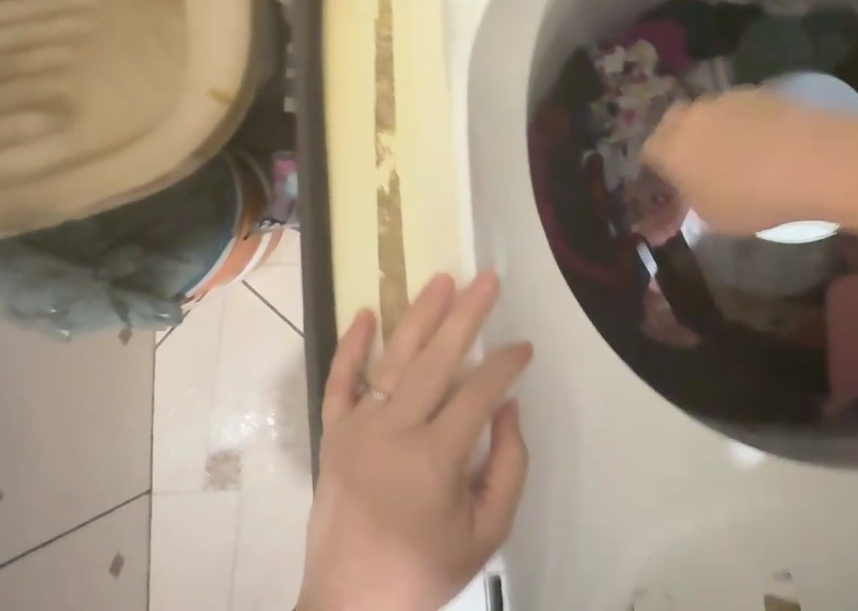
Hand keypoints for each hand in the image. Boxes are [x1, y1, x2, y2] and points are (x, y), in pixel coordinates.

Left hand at [304, 272, 533, 610]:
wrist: (349, 605)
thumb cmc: (424, 569)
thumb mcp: (487, 531)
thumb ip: (508, 465)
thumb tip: (506, 405)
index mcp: (434, 458)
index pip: (479, 392)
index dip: (507, 364)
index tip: (525, 348)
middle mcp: (393, 432)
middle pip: (436, 359)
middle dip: (467, 315)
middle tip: (488, 279)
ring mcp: (357, 429)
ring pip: (392, 359)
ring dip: (419, 316)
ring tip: (442, 279)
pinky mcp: (332, 435)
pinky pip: (339, 383)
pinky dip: (350, 347)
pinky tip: (365, 313)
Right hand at [641, 89, 847, 235]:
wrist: (809, 160)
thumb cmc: (753, 199)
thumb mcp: (715, 218)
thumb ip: (695, 201)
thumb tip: (694, 190)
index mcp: (671, 148)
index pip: (649, 151)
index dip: (658, 166)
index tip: (672, 182)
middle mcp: (692, 116)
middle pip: (674, 123)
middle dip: (681, 140)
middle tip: (700, 164)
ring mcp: (725, 99)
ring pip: (708, 112)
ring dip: (715, 128)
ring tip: (739, 153)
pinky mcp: (758, 91)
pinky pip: (739, 108)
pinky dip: (745, 122)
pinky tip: (765, 142)